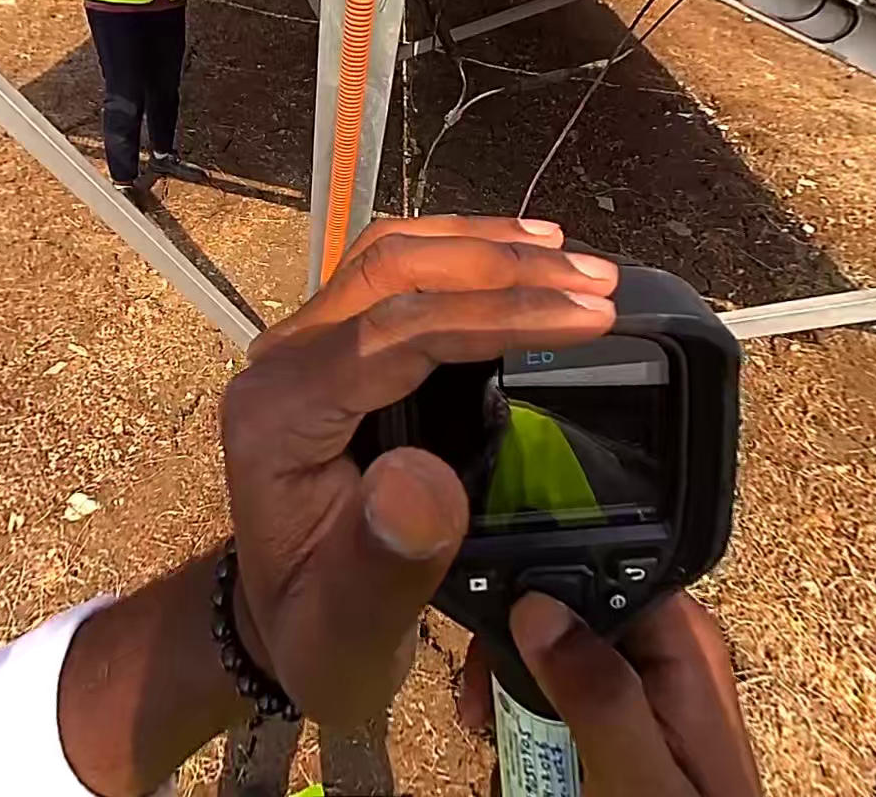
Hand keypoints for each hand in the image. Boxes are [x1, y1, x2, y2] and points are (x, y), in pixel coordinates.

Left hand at [220, 216, 621, 721]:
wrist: (281, 603)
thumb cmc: (317, 621)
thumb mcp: (346, 630)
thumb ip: (381, 566)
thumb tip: (425, 483)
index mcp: (279, 414)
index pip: (395, 331)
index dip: (497, 314)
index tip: (589, 315)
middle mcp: (284, 358)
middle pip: (393, 270)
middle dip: (503, 267)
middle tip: (596, 282)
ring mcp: (305, 339)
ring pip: (393, 252)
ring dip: (485, 246)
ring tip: (568, 257)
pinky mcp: (332, 336)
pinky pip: (394, 268)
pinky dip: (460, 252)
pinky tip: (514, 256)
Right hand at [457, 593, 762, 795]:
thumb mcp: (638, 782)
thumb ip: (597, 693)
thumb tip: (533, 604)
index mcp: (677, 638)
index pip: (600, 560)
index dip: (538, 569)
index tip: (489, 606)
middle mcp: (659, 643)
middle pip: (566, 598)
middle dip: (513, 635)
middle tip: (480, 689)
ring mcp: (638, 674)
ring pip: (552, 636)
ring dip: (509, 672)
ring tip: (485, 720)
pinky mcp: (618, 704)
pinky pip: (559, 675)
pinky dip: (523, 698)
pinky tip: (507, 734)